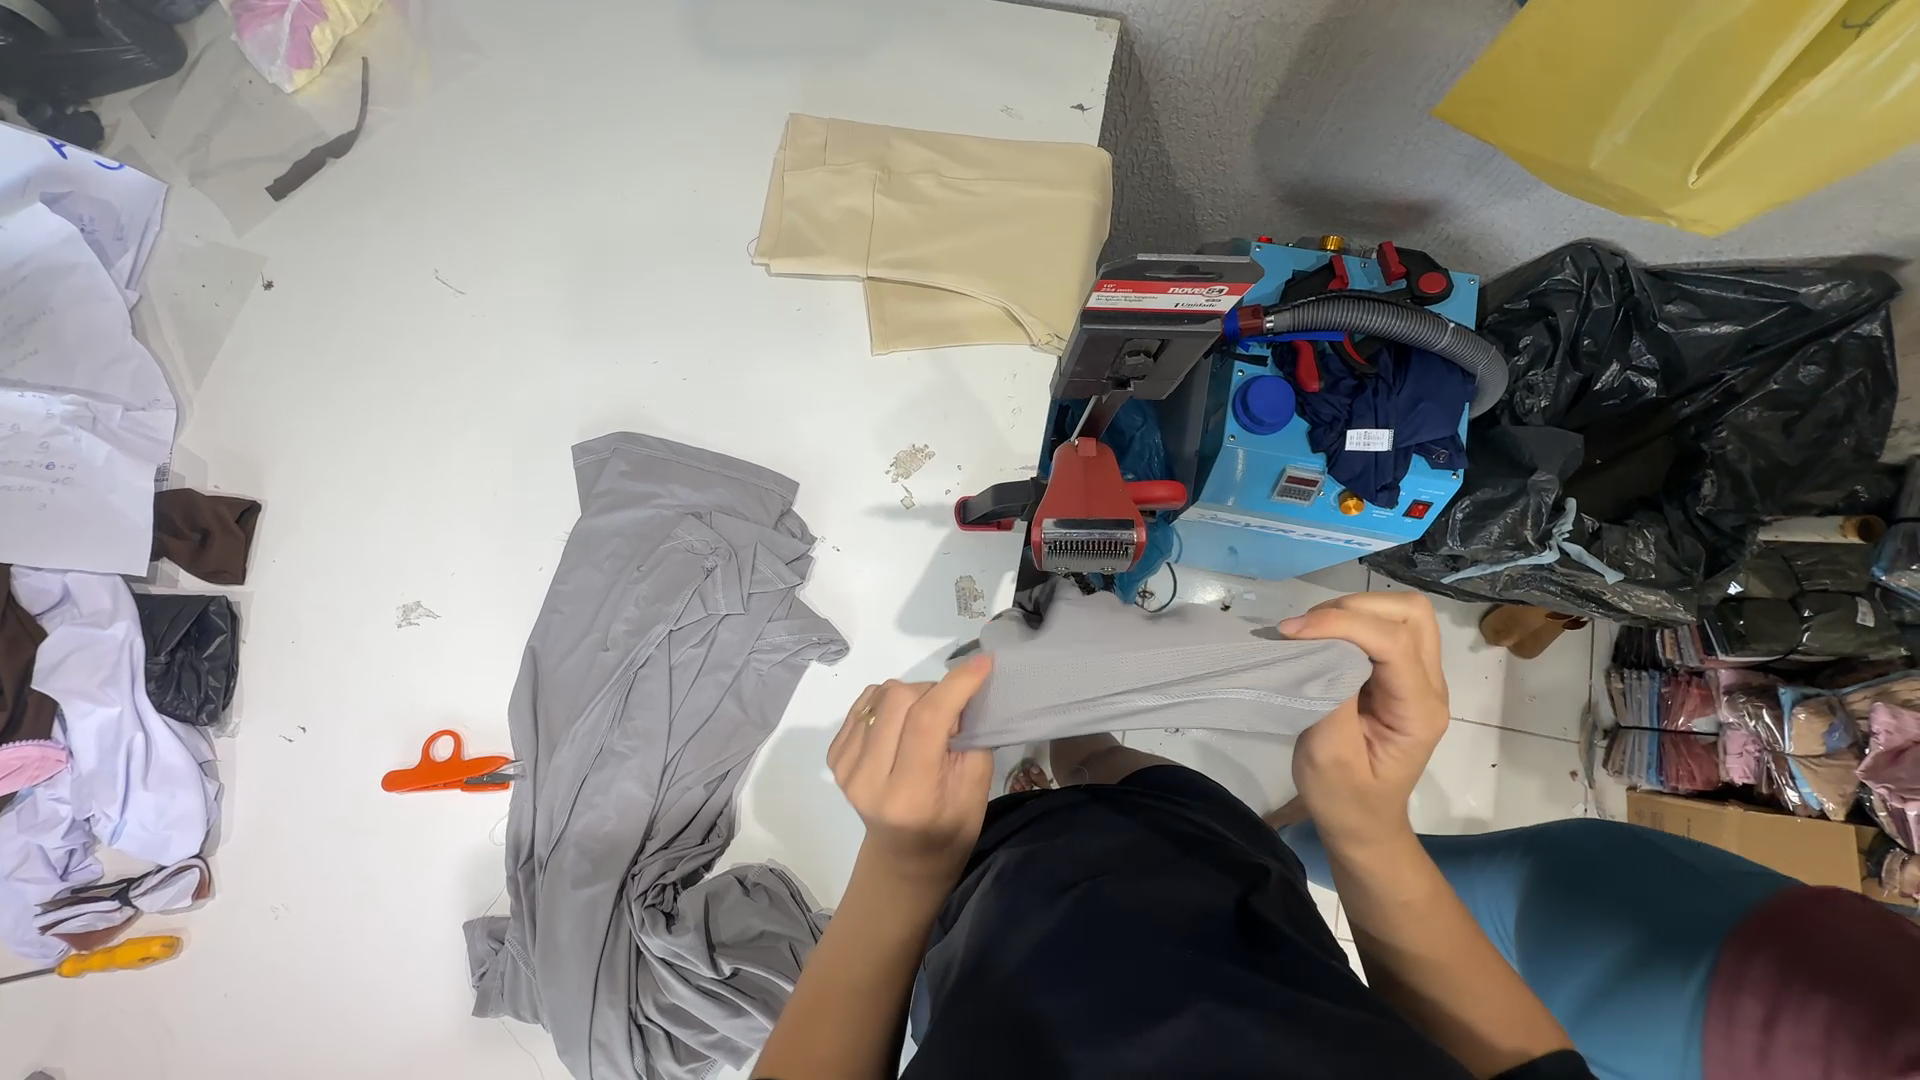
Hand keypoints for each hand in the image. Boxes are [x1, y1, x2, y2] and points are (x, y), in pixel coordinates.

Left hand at [827, 656, 995, 888]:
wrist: (904, 857)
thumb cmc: (950, 826)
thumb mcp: (975, 787)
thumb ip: (969, 735)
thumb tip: (962, 690)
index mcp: (909, 794)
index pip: (927, 720)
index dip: (956, 685)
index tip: (982, 664)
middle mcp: (867, 779)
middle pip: (900, 699)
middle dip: (936, 690)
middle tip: (953, 708)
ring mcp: (845, 767)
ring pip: (881, 694)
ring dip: (913, 694)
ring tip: (927, 719)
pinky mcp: (836, 756)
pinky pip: (865, 702)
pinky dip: (890, 702)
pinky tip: (902, 723)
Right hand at [1280, 593, 1449, 846]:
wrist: (1361, 823)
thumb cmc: (1343, 798)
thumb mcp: (1328, 756)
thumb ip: (1330, 698)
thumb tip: (1319, 648)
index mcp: (1418, 711)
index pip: (1394, 642)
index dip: (1343, 625)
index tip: (1292, 632)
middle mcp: (1429, 687)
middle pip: (1411, 614)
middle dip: (1355, 609)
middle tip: (1306, 629)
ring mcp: (1418, 678)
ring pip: (1402, 614)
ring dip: (1353, 611)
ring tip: (1311, 631)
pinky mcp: (1398, 674)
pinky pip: (1385, 627)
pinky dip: (1350, 621)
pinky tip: (1320, 639)